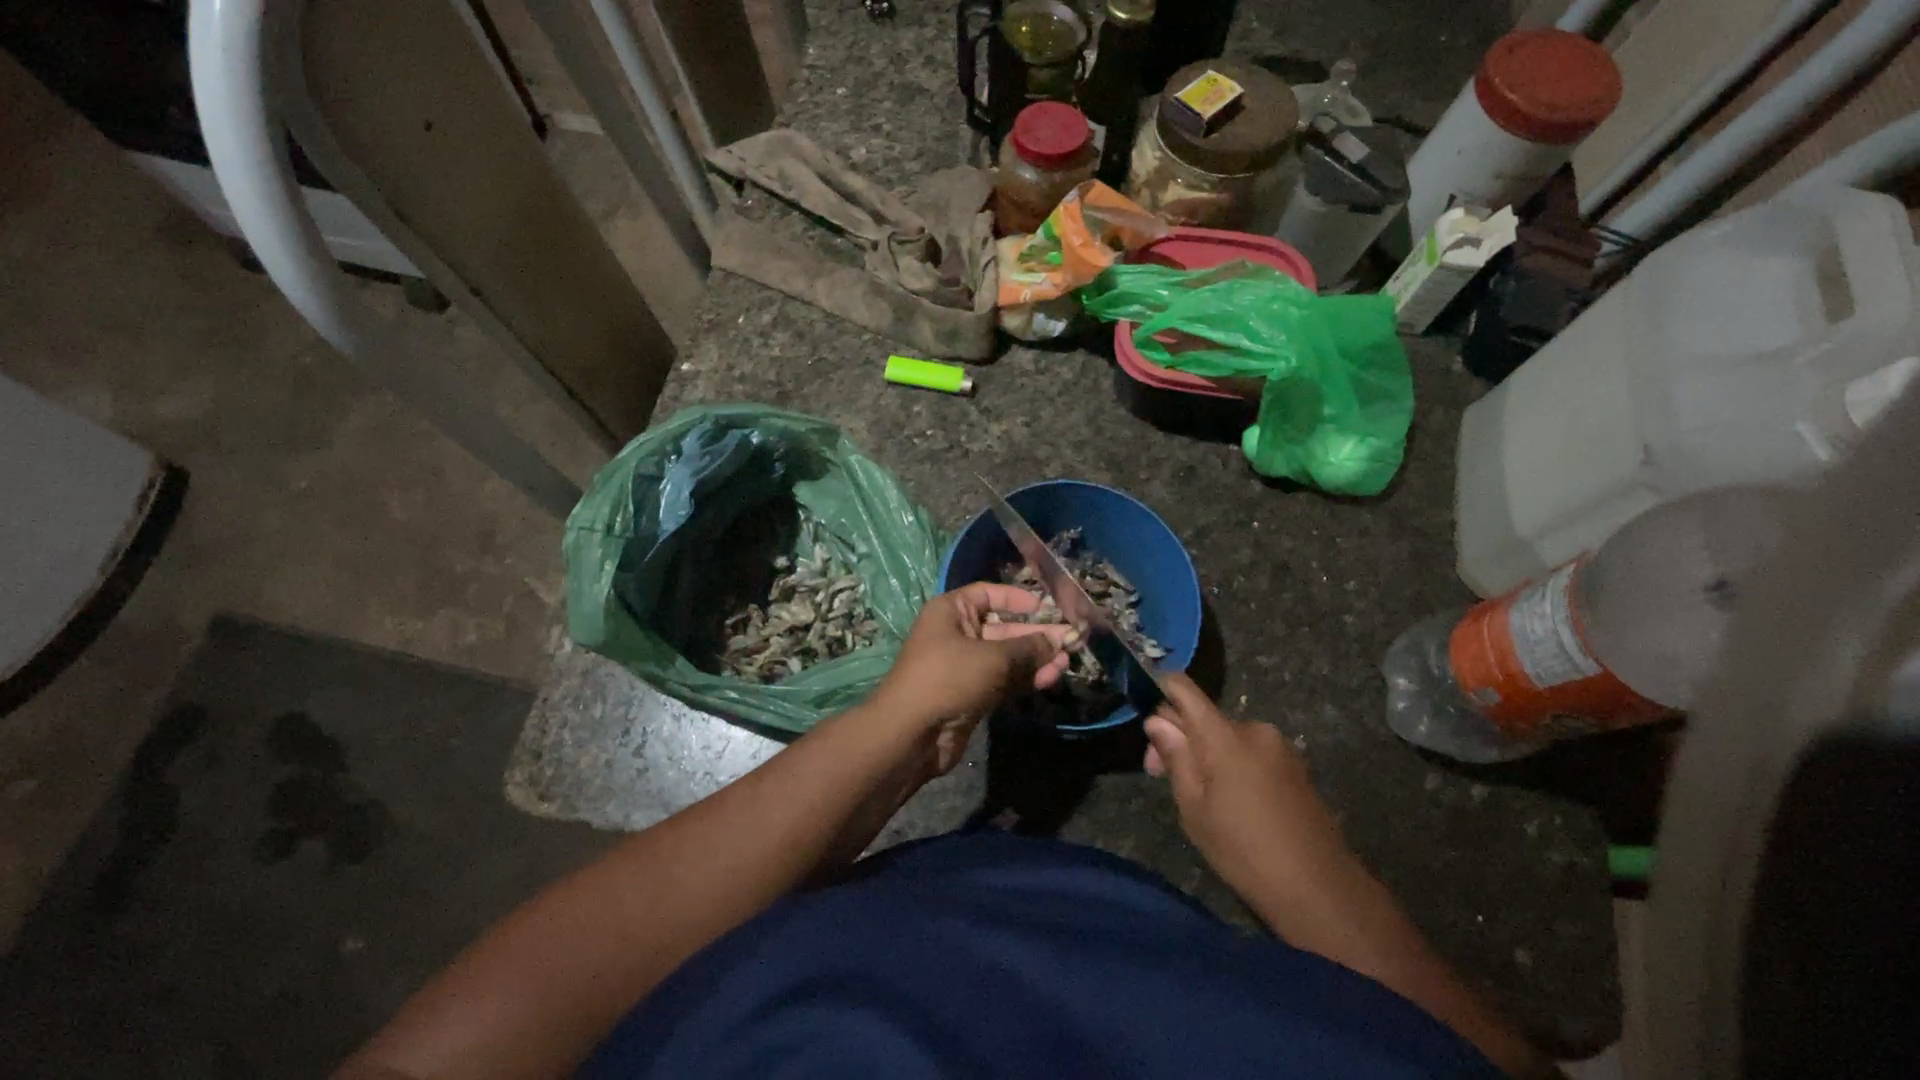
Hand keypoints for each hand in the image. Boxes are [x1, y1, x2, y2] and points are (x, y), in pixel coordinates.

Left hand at [869, 583, 1075, 770]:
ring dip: (1036, 659)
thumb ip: (1028, 648)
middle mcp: (957, 635)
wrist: (912, 734)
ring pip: (1007, 658)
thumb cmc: (948, 678)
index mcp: (951, 612)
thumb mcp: (992, 658)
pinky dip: (1026, 679)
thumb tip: (1058, 639)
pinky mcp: (972, 696)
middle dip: (1036, 635)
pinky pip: (1004, 681)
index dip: (1016, 599)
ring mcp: (964, 668)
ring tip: (1068, 661)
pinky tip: (1052, 677)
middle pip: (1003, 628)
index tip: (1045, 607)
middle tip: (1071, 639)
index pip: (987, 594)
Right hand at [1143, 675, 1344, 893]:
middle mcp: (1255, 730)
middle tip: (1162, 779)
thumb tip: (1157, 720)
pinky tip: (1234, 804)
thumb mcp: (1194, 809)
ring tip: (1202, 799)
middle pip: (1205, 717)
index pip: (1184, 690)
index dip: (1160, 693)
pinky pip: (1252, 752)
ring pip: (1228, 737)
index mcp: (1225, 736)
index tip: (1146, 725)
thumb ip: (1176, 757)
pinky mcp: (1296, 766)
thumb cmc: (1243, 850)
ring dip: (1208, 755)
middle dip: (1181, 739)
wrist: (1318, 888)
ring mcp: (1281, 747)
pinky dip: (1234, 765)